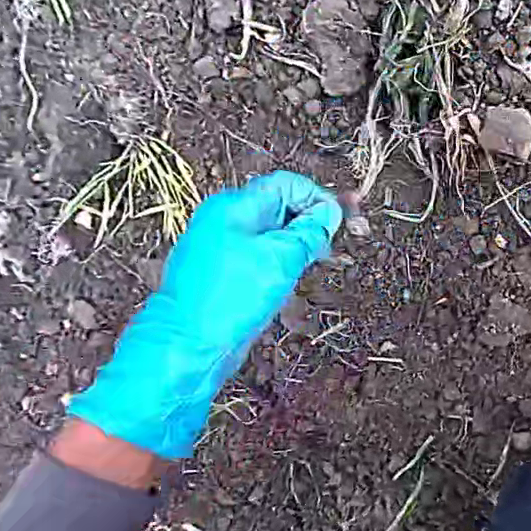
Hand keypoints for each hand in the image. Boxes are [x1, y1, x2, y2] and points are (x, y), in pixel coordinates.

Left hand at [68, 171, 341, 458]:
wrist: (189, 345)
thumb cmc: (229, 300)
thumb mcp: (282, 258)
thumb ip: (310, 231)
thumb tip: (331, 213)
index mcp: (236, 207)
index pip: (289, 185)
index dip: (319, 200)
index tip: (341, 223)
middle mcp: (228, 221)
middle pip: (283, 207)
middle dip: (313, 224)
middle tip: (334, 248)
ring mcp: (226, 247)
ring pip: (276, 235)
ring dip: (302, 246)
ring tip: (317, 265)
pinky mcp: (228, 273)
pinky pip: (264, 257)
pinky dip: (285, 263)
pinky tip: (293, 282)